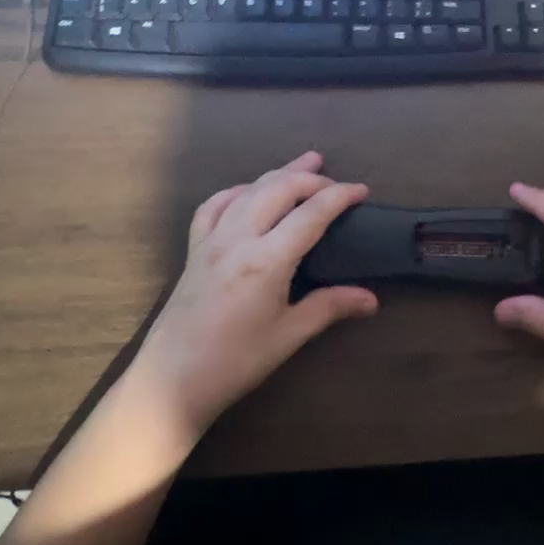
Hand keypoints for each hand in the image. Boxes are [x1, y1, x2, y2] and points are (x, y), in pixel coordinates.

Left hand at [128, 152, 377, 439]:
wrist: (172, 380)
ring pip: (249, 190)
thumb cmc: (236, 362)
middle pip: (278, 189)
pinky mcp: (194, 249)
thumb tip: (371, 299)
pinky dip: (237, 191)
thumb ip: (329, 307)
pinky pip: (215, 206)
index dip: (339, 197)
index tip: (361, 191)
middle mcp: (238, 239)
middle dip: (311, 178)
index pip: (311, 214)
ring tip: (304, 164)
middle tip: (336, 182)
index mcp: (266, 260)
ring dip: (279, 174)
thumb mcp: (289, 336)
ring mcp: (211, 240)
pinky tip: (249, 191)